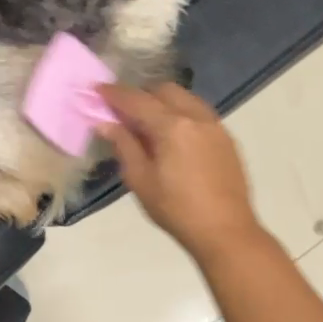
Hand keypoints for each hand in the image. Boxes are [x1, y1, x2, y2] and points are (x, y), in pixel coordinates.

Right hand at [98, 83, 263, 257]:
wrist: (226, 231)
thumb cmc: (175, 209)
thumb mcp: (140, 179)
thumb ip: (124, 145)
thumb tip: (105, 123)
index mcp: (172, 127)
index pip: (137, 101)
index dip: (114, 94)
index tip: (96, 89)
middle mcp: (196, 117)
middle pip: (164, 90)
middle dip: (140, 94)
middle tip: (121, 111)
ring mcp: (216, 126)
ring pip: (185, 99)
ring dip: (162, 102)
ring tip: (146, 124)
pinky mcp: (226, 139)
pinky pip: (198, 113)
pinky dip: (180, 114)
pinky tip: (171, 137)